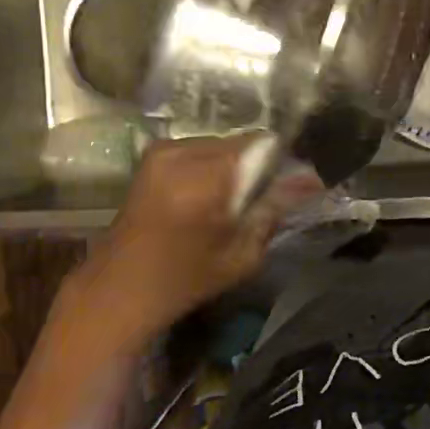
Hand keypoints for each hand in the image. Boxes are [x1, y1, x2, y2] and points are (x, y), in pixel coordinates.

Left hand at [62, 135, 320, 343]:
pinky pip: (201, 149)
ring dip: (238, 165)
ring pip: (222, 144)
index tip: (299, 184)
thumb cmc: (184, 280)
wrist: (119, 286)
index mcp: (204, 178)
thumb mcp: (241, 255)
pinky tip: (212, 195)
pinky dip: (215, 166)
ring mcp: (164, 149)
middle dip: (262, 164)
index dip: (285, 162)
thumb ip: (274, 210)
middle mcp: (183, 152)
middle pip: (243, 142)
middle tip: (273, 194)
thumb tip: (310, 181)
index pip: (263, 145)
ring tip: (240, 198)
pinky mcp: (153, 154)